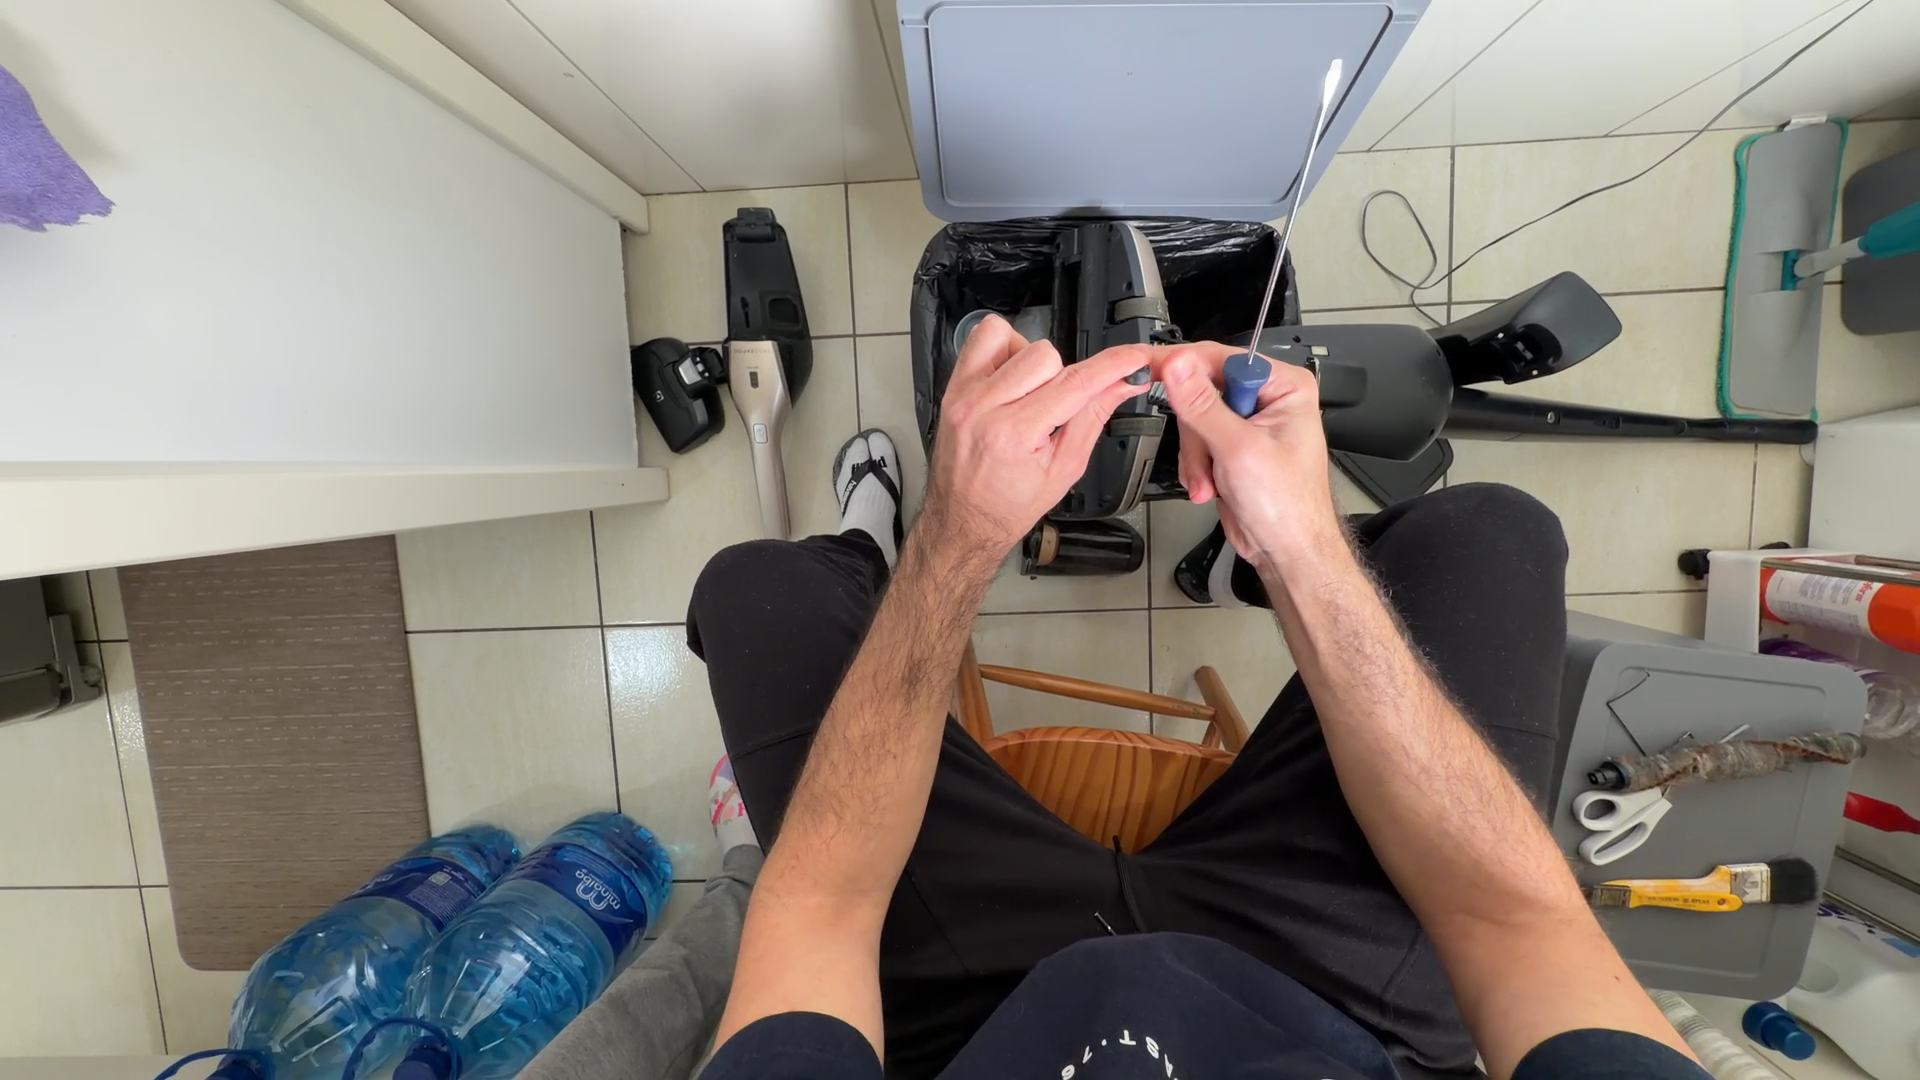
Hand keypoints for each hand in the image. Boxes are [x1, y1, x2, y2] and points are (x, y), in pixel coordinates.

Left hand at [922, 315, 1149, 566]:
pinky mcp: (952, 386)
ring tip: (1027, 398)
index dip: (1113, 365)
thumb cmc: (1008, 504)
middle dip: (1061, 378)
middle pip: (1047, 355)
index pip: (1076, 384)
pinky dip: (1005, 351)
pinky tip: (1009, 381)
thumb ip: (1094, 418)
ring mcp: (963, 394)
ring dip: (1033, 366)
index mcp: (1014, 434)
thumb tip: (1123, 384)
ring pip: (1017, 341)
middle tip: (1053, 410)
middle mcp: (984, 408)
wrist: (964, 520)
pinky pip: (983, 336)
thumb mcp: (1064, 469)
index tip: (1134, 357)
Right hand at [1152, 341, 1342, 568]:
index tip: (1155, 373)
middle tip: (1206, 458)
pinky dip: (1196, 467)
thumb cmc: (1287, 506)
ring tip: (1211, 481)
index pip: (1222, 358)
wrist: (1285, 549)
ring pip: (1194, 421)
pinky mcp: (1231, 447)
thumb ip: (1202, 406)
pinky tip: (1210, 485)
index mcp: (1283, 387)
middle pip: (1202, 392)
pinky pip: (1196, 443)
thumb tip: (1179, 366)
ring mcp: (1247, 425)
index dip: (1186, 368)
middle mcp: (1267, 401)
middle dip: (1197, 434)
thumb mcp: (1238, 449)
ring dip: (1196, 457)